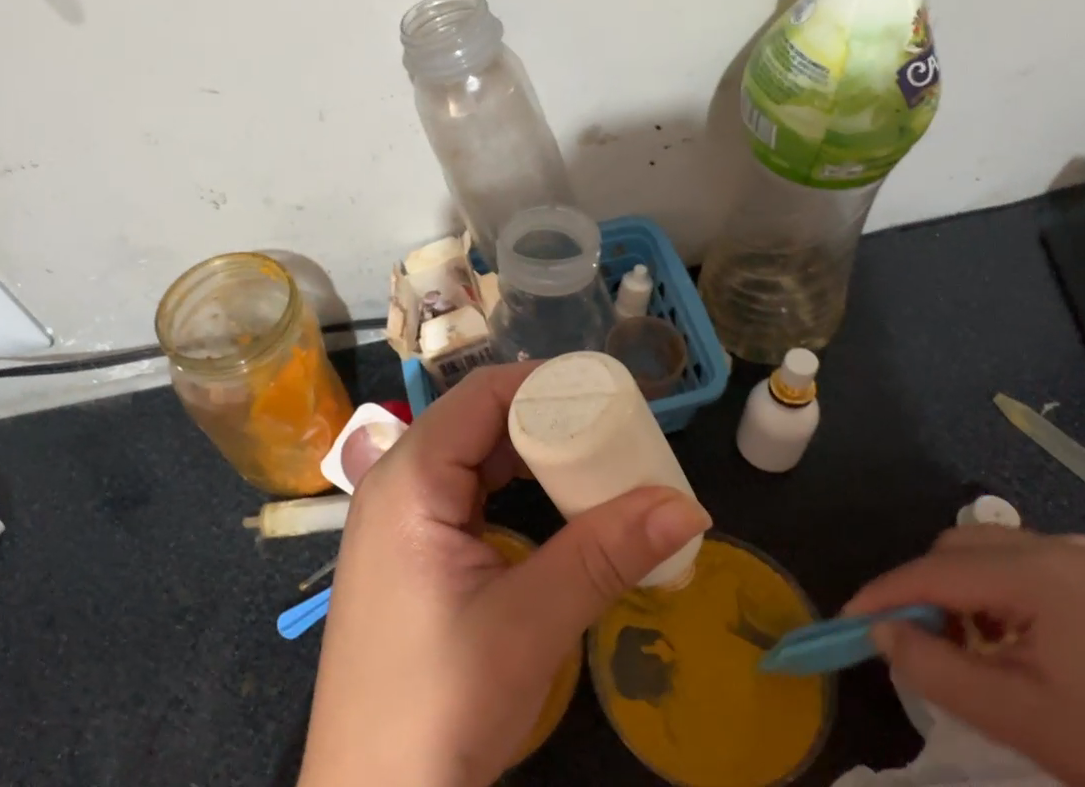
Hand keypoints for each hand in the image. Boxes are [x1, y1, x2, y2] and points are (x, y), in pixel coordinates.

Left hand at [298, 362, 712, 786]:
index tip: (611, 395)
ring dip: (532, 458)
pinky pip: (464, 497)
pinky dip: (512, 491)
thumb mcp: (531, 622)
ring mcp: (396, 523)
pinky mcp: (407, 557)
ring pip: (471, 459)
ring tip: (597, 465)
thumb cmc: (440, 702)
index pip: (479, 395)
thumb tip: (690, 505)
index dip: (545, 383)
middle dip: (546, 421)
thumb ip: (606, 553)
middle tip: (617, 434)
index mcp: (410, 481)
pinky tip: (552, 509)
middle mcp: (395, 486)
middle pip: (475, 421)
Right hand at [846, 526, 1084, 786]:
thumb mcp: (1018, 716)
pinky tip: (1014, 646)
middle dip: (924, 589)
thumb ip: (934, 669)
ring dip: (962, 592)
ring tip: (966, 651)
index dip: (883, 594)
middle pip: (960, 548)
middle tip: (913, 644)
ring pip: (993, 555)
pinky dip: (1001, 596)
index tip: (847, 622)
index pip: (934, 569)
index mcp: (1039, 572)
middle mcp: (1063, 548)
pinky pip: (1031, 569)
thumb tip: (884, 634)